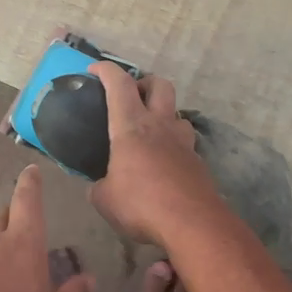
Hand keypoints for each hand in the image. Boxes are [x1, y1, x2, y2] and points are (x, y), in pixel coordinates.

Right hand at [87, 62, 225, 247]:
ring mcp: (183, 142)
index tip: (94, 68)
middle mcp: (160, 125)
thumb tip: (100, 186)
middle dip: (144, 82)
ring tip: (151, 132)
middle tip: (131, 96)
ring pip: (177, 113)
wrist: (192, 223)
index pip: (119, 84)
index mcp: (131, 126)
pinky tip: (164, 162)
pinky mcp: (197, 162)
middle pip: (160, 85)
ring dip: (163, 114)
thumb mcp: (105, 199)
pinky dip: (173, 144)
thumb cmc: (141, 204)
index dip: (107, 70)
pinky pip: (185, 142)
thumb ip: (100, 187)